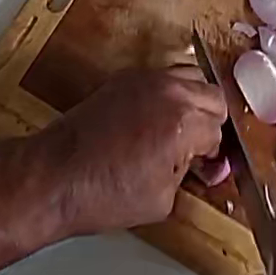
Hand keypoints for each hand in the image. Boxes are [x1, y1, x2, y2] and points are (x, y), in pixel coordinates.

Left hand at [25, 66, 225, 238]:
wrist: (56, 174)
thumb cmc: (102, 191)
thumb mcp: (162, 199)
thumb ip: (192, 175)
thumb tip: (207, 165)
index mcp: (183, 123)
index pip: (218, 132)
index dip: (212, 155)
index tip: (205, 166)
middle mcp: (170, 92)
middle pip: (214, 97)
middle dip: (209, 124)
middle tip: (196, 148)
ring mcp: (148, 79)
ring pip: (193, 76)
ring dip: (193, 101)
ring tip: (179, 129)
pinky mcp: (128, 76)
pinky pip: (164, 75)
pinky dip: (169, 92)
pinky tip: (156, 118)